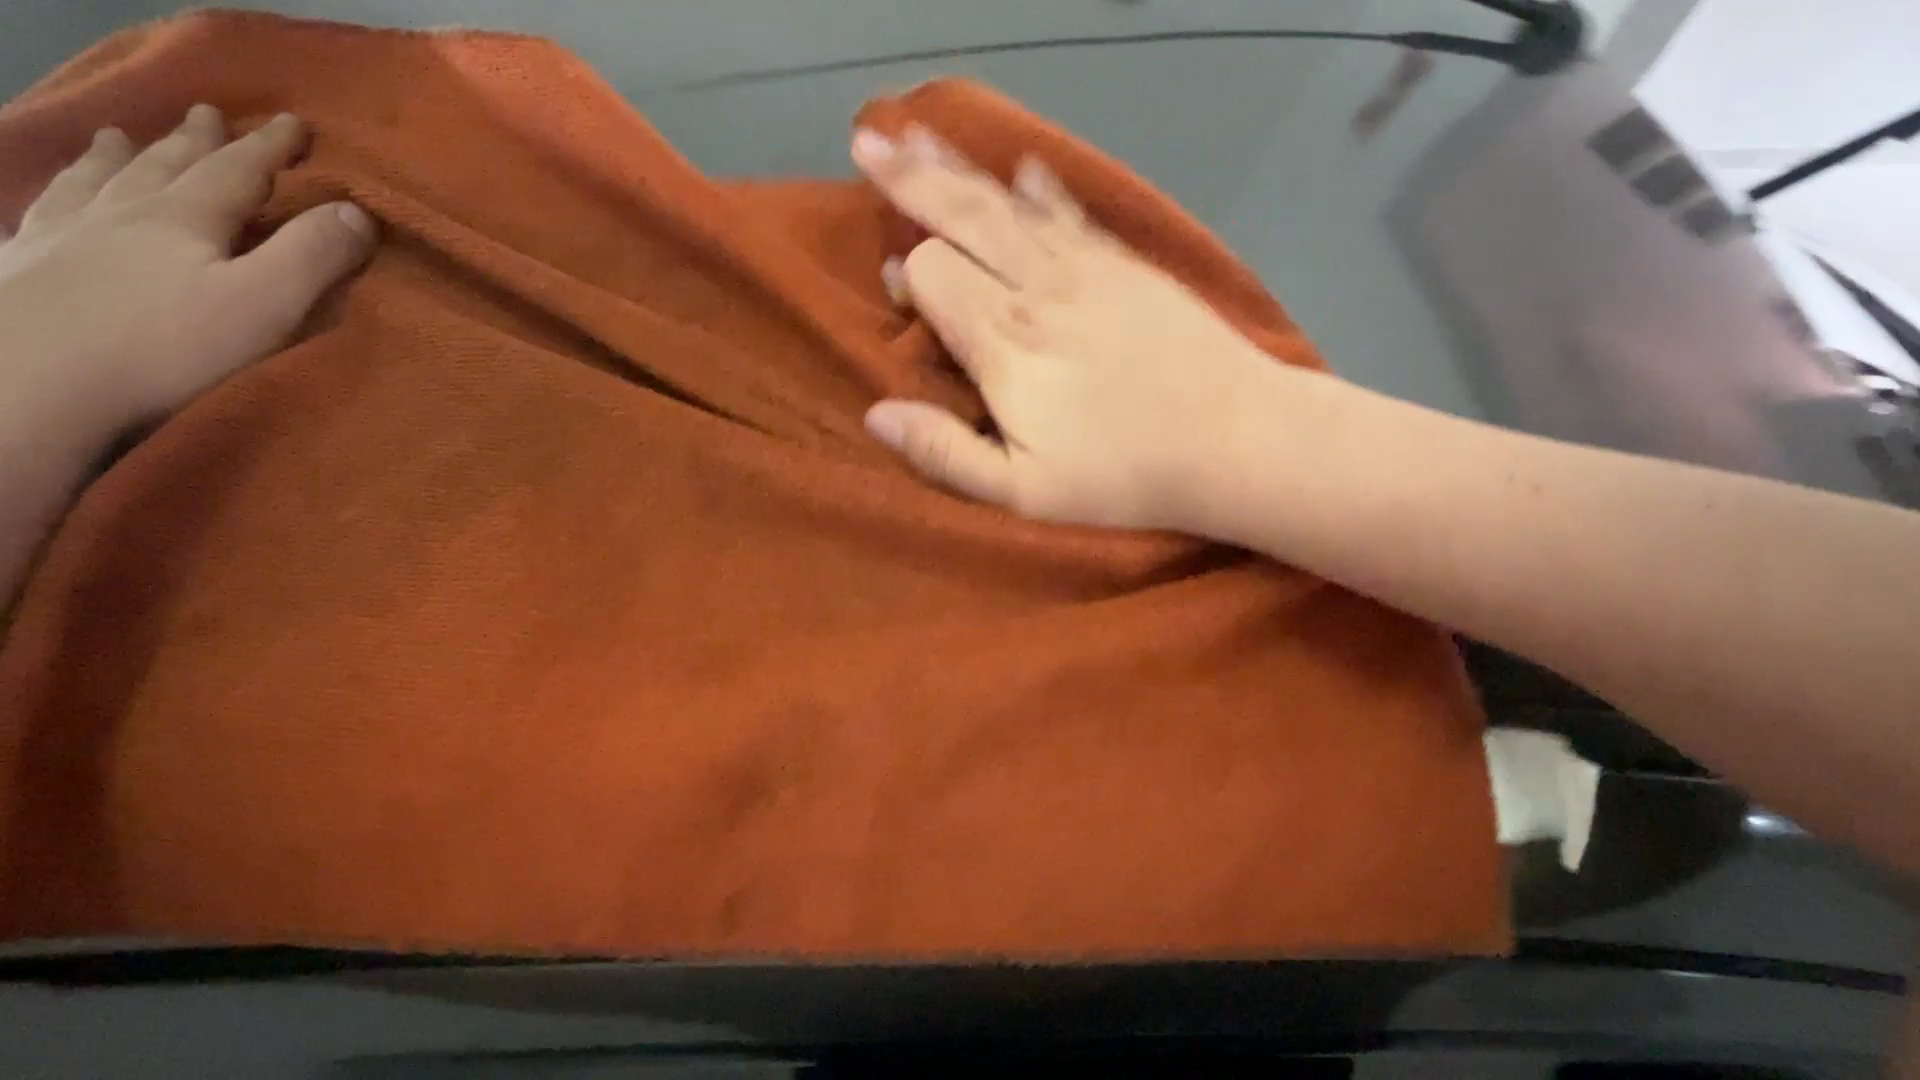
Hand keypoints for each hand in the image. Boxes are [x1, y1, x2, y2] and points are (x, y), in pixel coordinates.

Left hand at [0, 104, 375, 439]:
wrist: (33, 387)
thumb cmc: (166, 348)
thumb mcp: (265, 303)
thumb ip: (313, 256)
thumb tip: (356, 209)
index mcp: (183, 219)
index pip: (236, 171)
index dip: (268, 147)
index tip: (292, 123)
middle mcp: (121, 213)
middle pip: (165, 165)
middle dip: (195, 141)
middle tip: (207, 113)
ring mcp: (63, 237)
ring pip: (98, 180)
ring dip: (119, 156)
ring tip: (120, 136)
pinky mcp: (23, 268)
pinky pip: (46, 212)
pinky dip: (60, 193)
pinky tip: (58, 194)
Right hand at [852, 125, 1297, 531]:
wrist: (1238, 438)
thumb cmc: (1124, 476)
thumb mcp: (1022, 493)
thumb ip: (945, 453)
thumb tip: (877, 415)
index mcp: (1004, 344)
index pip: (933, 273)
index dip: (908, 275)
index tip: (900, 290)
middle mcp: (1038, 288)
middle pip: (961, 216)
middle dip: (910, 182)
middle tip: (867, 145)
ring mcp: (1087, 269)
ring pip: (1007, 203)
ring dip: (958, 168)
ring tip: (918, 135)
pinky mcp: (1127, 266)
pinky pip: (1070, 212)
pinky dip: (1039, 189)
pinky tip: (1026, 170)